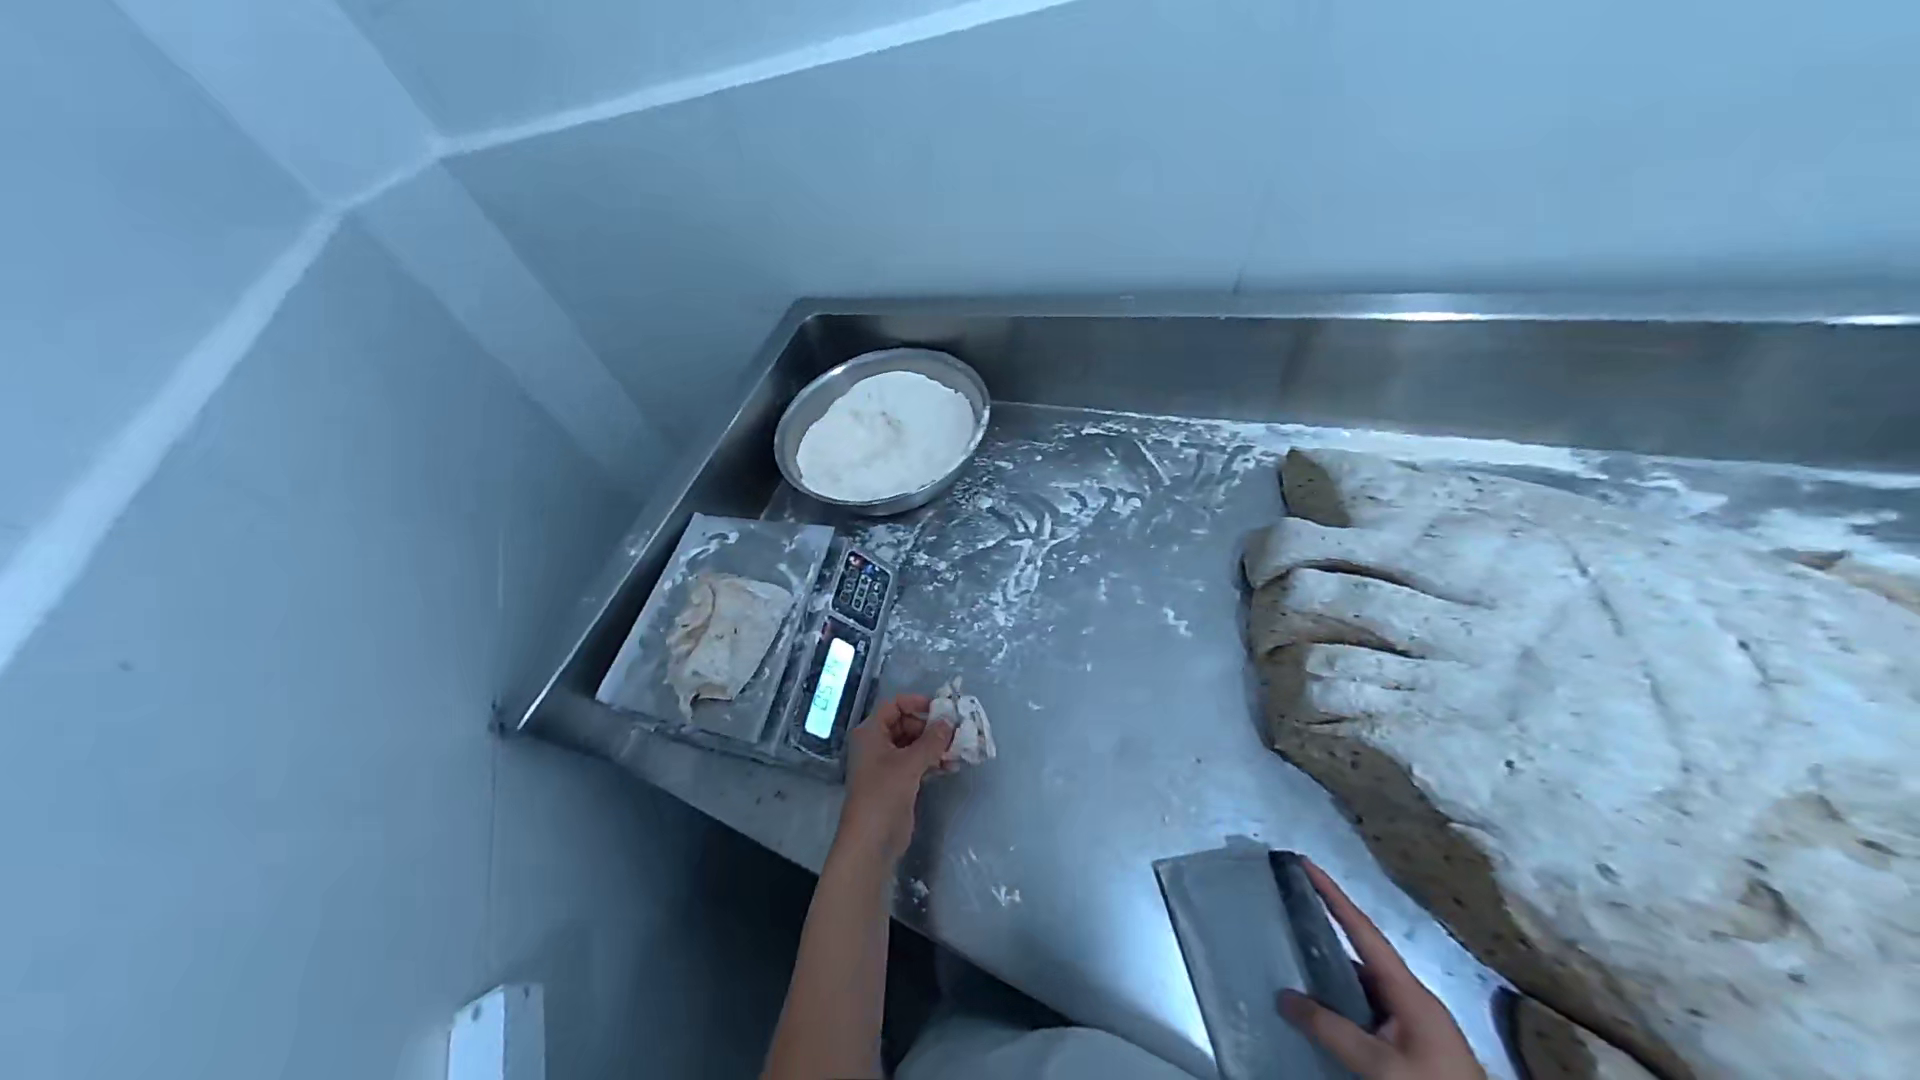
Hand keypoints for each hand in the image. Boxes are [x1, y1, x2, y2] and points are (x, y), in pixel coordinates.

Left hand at [837, 694, 951, 864]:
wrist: (871, 840)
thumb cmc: (884, 793)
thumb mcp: (909, 763)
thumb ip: (931, 740)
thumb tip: (949, 722)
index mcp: (871, 732)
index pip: (894, 705)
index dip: (916, 703)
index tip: (941, 708)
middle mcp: (877, 744)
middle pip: (907, 724)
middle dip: (931, 728)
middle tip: (955, 733)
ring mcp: (887, 764)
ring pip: (914, 745)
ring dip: (935, 746)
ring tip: (959, 751)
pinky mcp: (898, 782)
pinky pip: (917, 763)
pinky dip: (933, 762)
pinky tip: (951, 766)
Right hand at [1279, 860, 1485, 1079]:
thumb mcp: (1381, 1065)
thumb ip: (1332, 1030)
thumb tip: (1283, 995)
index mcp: (1409, 989)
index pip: (1363, 930)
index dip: (1333, 894)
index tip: (1305, 863)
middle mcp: (1411, 998)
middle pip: (1360, 955)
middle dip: (1324, 931)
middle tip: (1285, 911)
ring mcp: (1413, 1024)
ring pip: (1361, 987)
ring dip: (1328, 973)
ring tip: (1289, 961)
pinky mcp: (1412, 1047)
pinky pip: (1366, 1013)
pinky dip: (1339, 1004)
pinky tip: (1317, 1013)